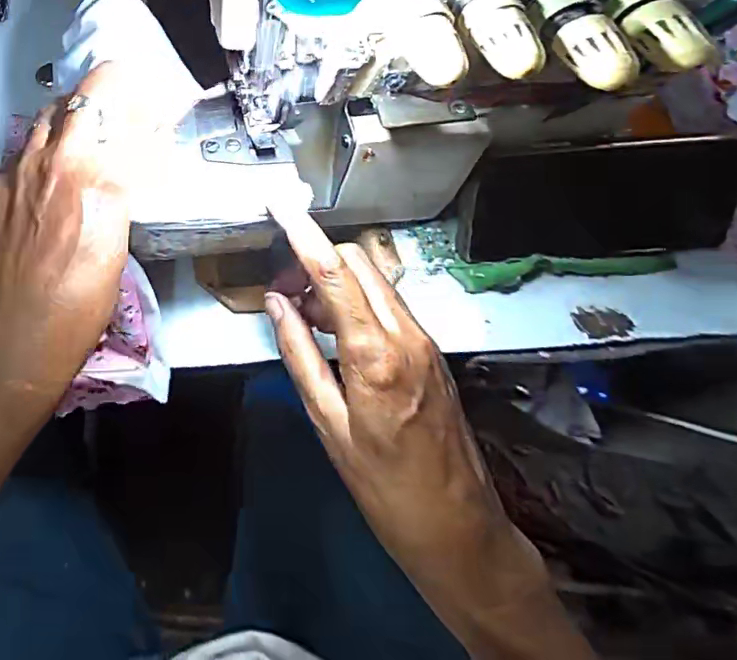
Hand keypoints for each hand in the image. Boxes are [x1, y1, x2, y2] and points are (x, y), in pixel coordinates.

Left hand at [0, 63, 135, 410]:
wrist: (21, 326)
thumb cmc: (85, 295)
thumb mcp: (118, 235)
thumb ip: (122, 183)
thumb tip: (132, 153)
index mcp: (94, 174)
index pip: (110, 106)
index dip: (124, 89)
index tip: (135, 89)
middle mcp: (52, 161)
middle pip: (75, 101)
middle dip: (95, 95)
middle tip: (109, 105)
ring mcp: (16, 171)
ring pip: (42, 121)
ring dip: (64, 119)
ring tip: (77, 135)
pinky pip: (20, 153)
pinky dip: (38, 154)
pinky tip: (43, 177)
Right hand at [263, 205, 512, 556]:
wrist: (459, 530)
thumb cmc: (384, 486)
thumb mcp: (328, 422)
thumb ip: (299, 353)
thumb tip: (277, 303)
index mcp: (376, 354)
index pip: (334, 272)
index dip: (304, 233)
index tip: (281, 205)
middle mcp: (407, 335)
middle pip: (357, 261)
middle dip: (314, 261)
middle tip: (284, 295)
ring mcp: (424, 341)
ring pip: (373, 278)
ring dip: (333, 282)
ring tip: (304, 319)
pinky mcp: (431, 351)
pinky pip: (386, 303)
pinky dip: (353, 301)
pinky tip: (334, 335)